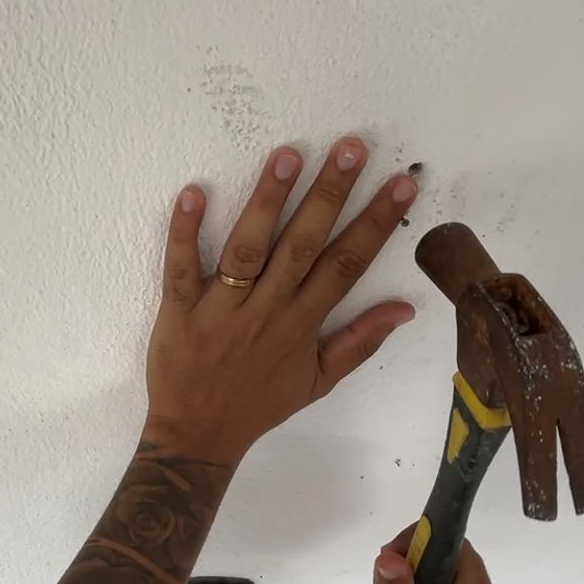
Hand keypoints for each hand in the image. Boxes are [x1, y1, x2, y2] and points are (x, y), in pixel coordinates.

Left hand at [144, 137, 417, 466]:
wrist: (199, 435)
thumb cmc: (258, 405)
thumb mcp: (318, 382)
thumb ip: (360, 343)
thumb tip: (404, 309)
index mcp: (301, 325)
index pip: (346, 265)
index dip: (376, 223)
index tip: (400, 185)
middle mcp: (266, 312)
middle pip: (303, 246)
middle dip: (329, 195)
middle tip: (351, 148)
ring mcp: (220, 309)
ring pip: (248, 250)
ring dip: (267, 202)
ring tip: (287, 156)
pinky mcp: (179, 310)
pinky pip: (180, 267)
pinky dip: (185, 232)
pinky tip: (194, 192)